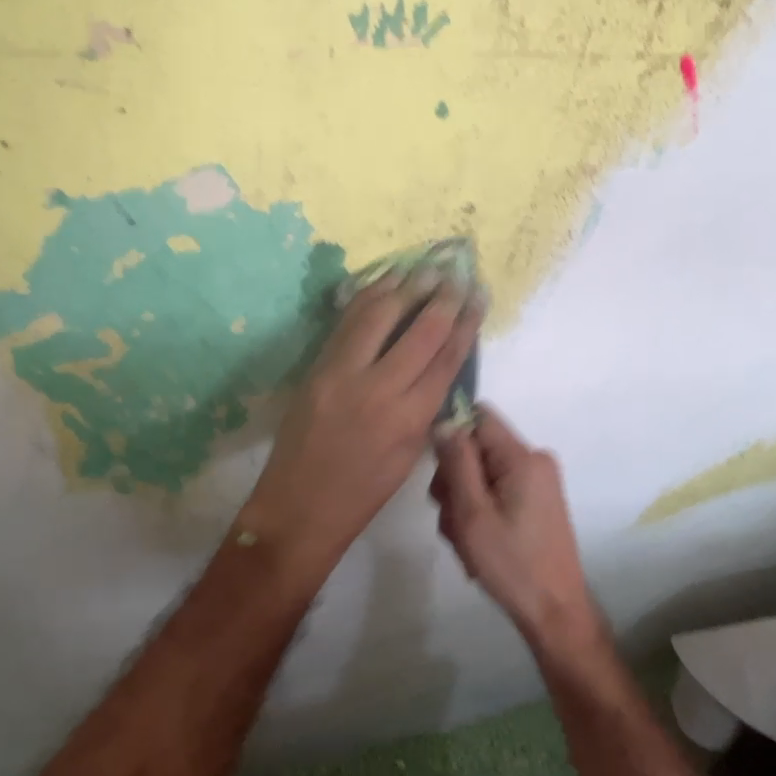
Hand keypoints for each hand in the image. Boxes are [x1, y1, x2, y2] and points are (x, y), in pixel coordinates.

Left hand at [240, 269, 482, 570]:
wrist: (298, 508)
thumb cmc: (360, 493)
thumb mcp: (408, 457)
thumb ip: (425, 409)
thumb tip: (438, 368)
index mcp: (409, 418)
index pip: (446, 358)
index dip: (465, 323)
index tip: (478, 296)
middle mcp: (378, 388)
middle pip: (418, 330)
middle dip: (441, 297)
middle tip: (455, 274)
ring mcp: (341, 373)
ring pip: (377, 315)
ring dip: (403, 286)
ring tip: (423, 267)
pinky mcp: (315, 368)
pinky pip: (345, 324)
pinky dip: (366, 299)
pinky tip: (382, 283)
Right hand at [432, 409, 594, 635]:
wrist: (554, 610)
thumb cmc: (511, 563)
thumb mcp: (473, 512)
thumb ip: (456, 463)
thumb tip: (444, 423)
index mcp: (523, 457)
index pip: (477, 419)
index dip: (451, 441)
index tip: (442, 480)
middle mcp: (534, 461)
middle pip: (476, 450)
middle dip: (455, 483)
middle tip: (454, 523)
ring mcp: (537, 483)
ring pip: (481, 476)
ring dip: (464, 505)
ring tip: (467, 541)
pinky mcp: (536, 502)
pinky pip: (496, 493)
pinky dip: (481, 514)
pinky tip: (479, 545)